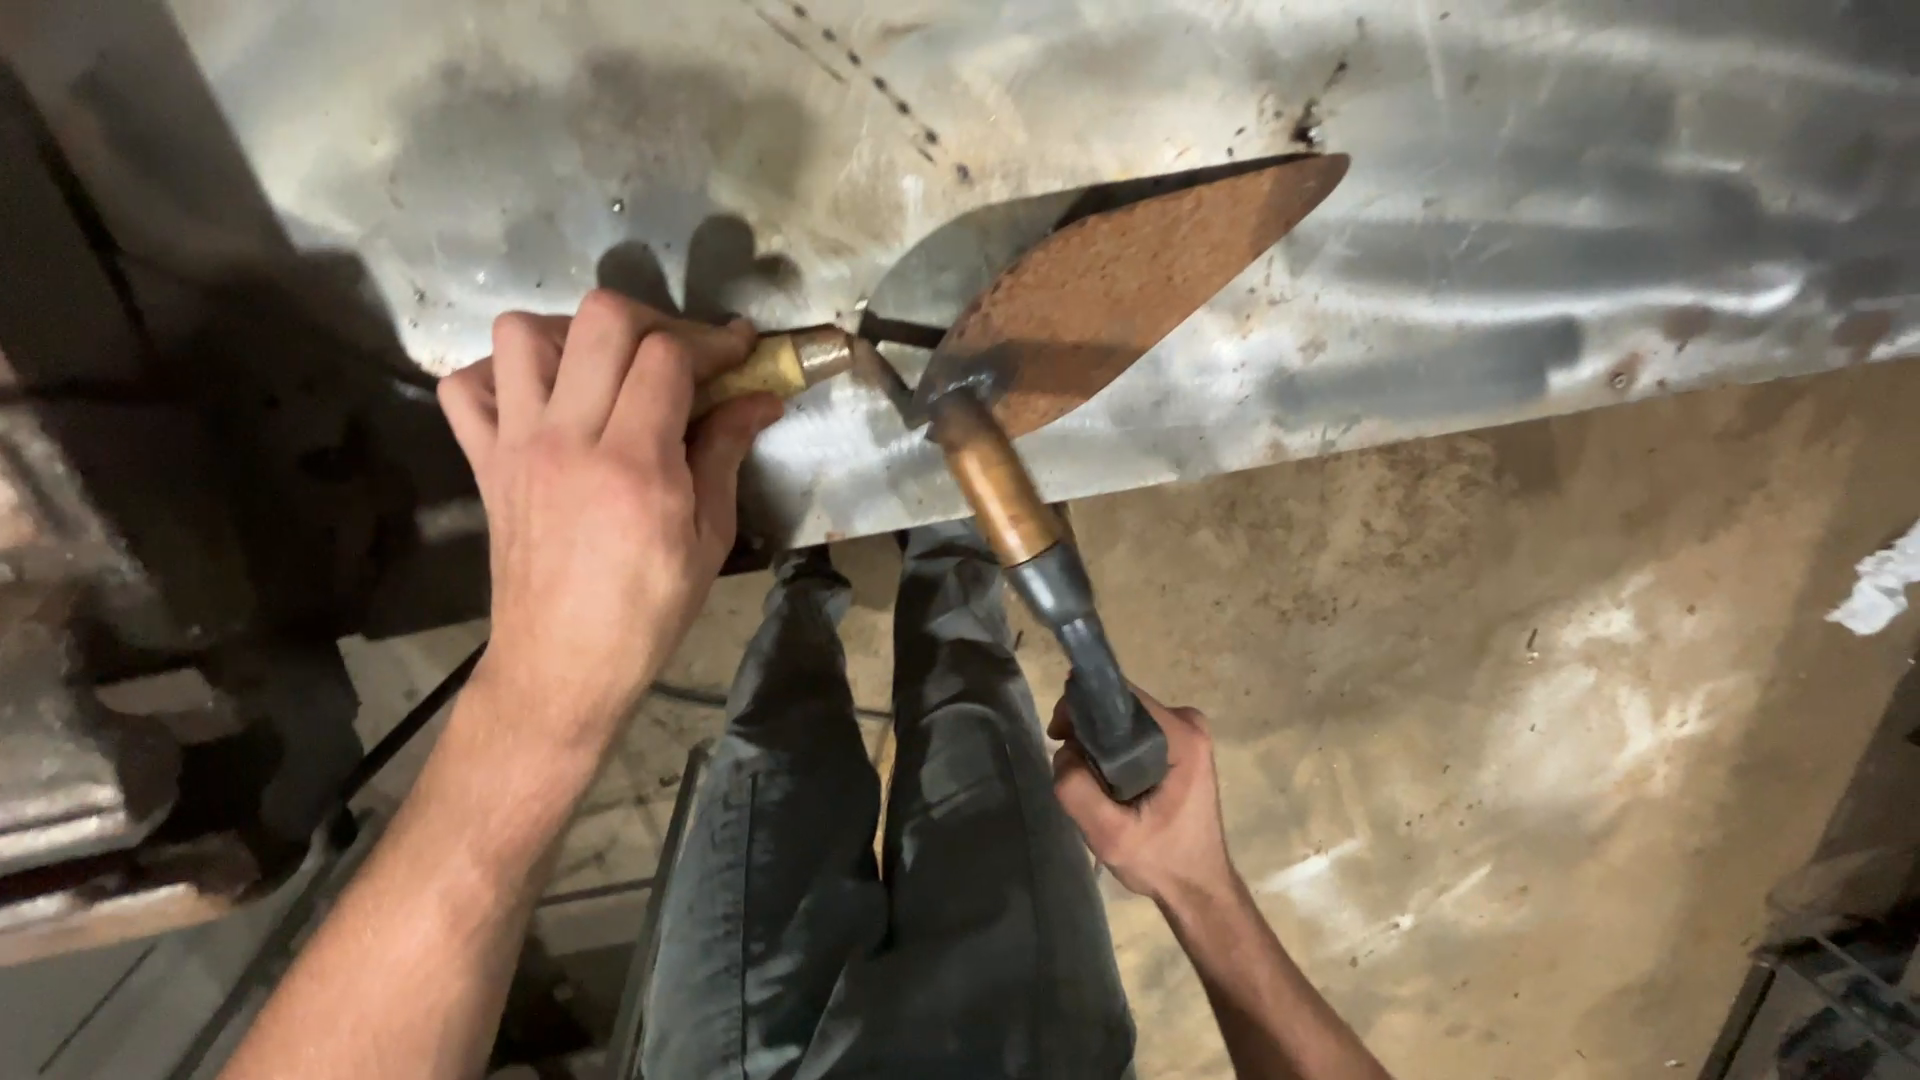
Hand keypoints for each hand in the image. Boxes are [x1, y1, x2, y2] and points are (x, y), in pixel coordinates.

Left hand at [437, 290, 783, 745]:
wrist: (562, 663)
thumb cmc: (650, 611)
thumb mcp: (709, 537)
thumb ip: (726, 454)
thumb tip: (760, 399)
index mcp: (634, 465)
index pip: (668, 357)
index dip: (713, 342)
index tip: (741, 351)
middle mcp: (567, 440)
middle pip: (601, 321)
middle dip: (656, 322)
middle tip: (683, 357)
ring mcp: (515, 446)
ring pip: (524, 333)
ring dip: (577, 335)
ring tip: (611, 370)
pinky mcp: (484, 461)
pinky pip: (468, 386)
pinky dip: (506, 374)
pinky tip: (546, 399)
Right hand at [1050, 687, 1235, 904]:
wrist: (1198, 889)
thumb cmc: (1161, 861)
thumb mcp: (1110, 835)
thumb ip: (1077, 789)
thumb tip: (1063, 752)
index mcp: (1181, 736)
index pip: (1119, 695)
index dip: (1082, 709)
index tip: (1059, 736)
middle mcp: (1188, 723)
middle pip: (1120, 704)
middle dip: (1087, 729)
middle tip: (1072, 766)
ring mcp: (1187, 732)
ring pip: (1124, 718)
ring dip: (1098, 742)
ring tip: (1089, 780)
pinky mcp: (1181, 745)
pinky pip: (1134, 731)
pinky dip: (1113, 749)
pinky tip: (1106, 781)